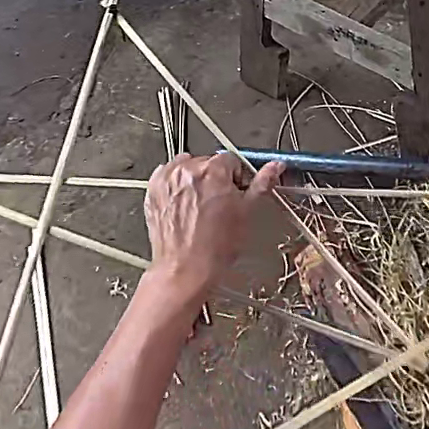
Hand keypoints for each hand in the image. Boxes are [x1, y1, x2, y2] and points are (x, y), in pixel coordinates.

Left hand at [143, 153, 282, 303]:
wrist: (185, 268)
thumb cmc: (216, 245)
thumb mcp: (248, 210)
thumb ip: (262, 182)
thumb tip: (275, 166)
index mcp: (213, 171)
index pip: (232, 160)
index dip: (238, 177)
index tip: (237, 192)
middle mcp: (187, 171)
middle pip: (209, 163)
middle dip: (217, 178)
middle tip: (220, 202)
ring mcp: (167, 181)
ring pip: (188, 168)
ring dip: (196, 179)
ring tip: (201, 204)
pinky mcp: (153, 192)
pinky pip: (168, 176)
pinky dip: (177, 184)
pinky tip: (185, 203)